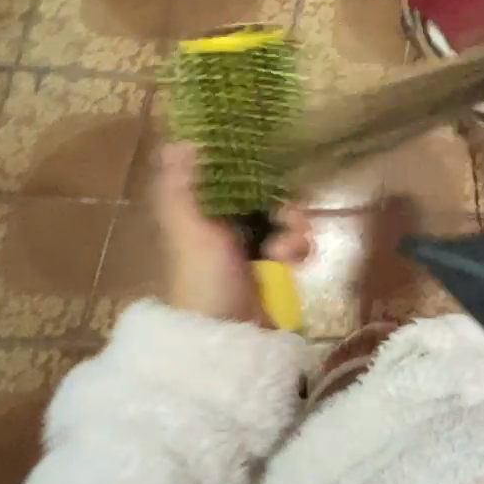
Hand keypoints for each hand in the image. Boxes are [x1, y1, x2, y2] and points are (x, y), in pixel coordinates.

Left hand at [152, 143, 313, 324]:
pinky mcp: (274, 272)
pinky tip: (296, 264)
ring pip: (289, 222)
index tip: (277, 172)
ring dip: (296, 232)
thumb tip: (181, 140)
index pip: (240, 181)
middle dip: (287, 208)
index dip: (261, 174)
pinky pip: (299, 247)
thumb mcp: (188, 232)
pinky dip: (302, 251)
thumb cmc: (202, 281)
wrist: (223, 343)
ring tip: (288, 252)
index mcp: (207, 218)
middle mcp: (231, 231)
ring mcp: (254, 253)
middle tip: (288, 221)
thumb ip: (181, 189)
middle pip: (271, 200)